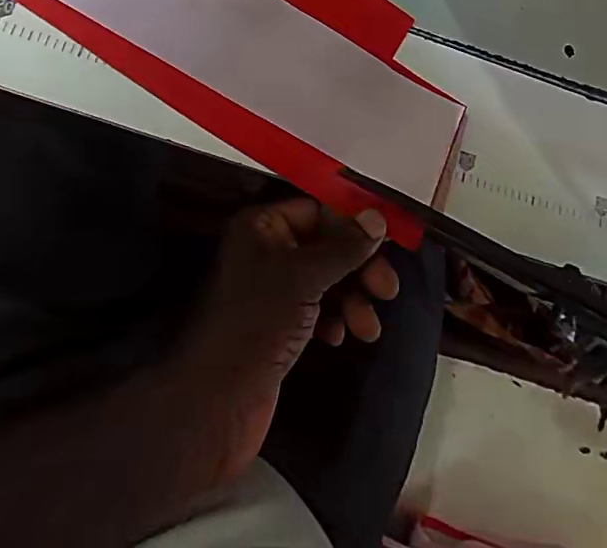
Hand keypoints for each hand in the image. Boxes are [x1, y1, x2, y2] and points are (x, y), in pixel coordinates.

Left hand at [170, 198, 395, 477]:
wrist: (221, 396)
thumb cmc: (255, 322)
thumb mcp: (303, 277)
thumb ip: (343, 248)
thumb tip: (376, 219)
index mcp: (260, 227)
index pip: (315, 210)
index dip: (349, 225)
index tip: (385, 243)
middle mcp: (264, 251)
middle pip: (325, 246)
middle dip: (358, 268)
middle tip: (385, 290)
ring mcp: (272, 288)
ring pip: (326, 280)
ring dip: (352, 299)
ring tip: (365, 326)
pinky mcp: (279, 321)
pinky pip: (317, 308)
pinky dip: (333, 318)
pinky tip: (337, 335)